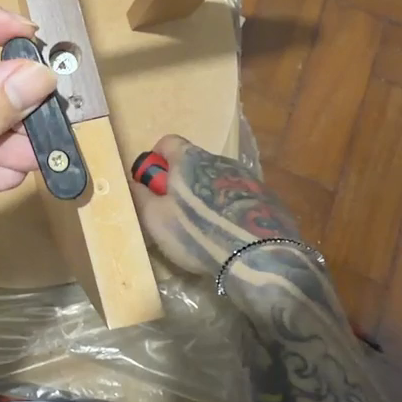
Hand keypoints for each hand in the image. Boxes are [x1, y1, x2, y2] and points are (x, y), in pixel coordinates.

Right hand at [130, 135, 308, 277]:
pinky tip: (231, 237)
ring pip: (217, 182)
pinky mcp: (268, 201)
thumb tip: (133, 183)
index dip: (156, 161)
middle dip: (182, 184)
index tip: (154, 186)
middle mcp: (218, 160)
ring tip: (206, 230)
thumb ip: (139, 197)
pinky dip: (231, 211)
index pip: (167, 142)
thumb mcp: (155, 219)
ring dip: (208, 197)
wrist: (259, 259)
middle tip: (176, 214)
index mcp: (189, 159)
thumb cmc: (197, 233)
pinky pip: (241, 199)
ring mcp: (247, 179)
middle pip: (193, 164)